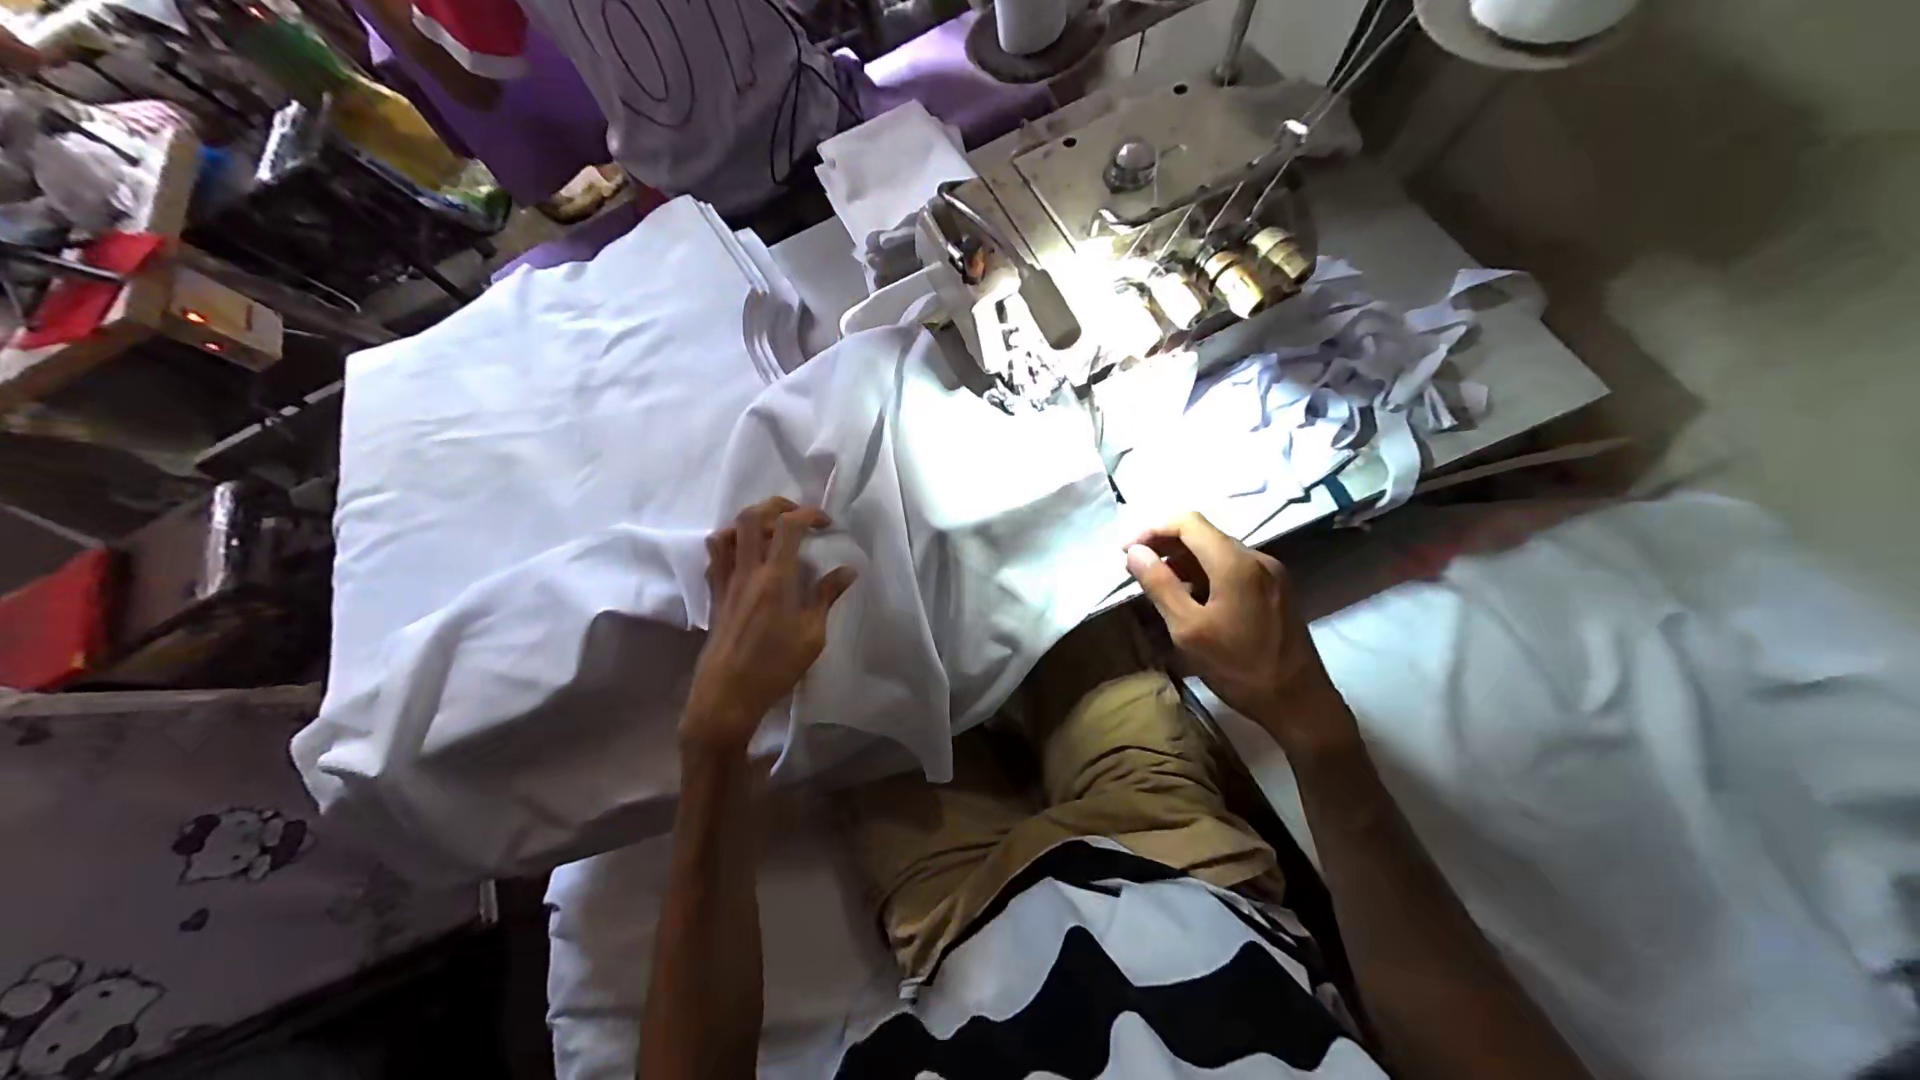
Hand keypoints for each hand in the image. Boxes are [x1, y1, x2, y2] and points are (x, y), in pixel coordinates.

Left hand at [684, 497, 856, 757]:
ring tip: (771, 535)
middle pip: (751, 516)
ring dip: (750, 523)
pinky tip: (748, 559)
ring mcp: (726, 581)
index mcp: (776, 579)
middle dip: (777, 505)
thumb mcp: (812, 636)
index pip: (789, 526)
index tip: (827, 523)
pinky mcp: (715, 595)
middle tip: (798, 517)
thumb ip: (827, 597)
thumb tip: (848, 570)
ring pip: (728, 532)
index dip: (809, 513)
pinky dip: (731, 545)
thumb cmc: (775, 668)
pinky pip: (716, 557)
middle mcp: (747, 571)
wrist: (726, 696)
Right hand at [1125, 512, 1355, 755]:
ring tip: (1159, 586)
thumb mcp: (1189, 629)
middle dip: (1166, 546)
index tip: (1127, 552)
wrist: (1299, 702)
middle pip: (1204, 534)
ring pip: (1218, 552)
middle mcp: (1257, 558)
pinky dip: (1206, 574)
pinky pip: (1233, 568)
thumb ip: (1160, 585)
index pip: (1188, 523)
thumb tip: (1134, 553)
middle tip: (1137, 569)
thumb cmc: (1239, 668)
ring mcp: (1271, 573)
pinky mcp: (1276, 589)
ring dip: (1185, 562)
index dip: (1153, 530)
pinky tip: (1192, 598)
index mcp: (1235, 563)